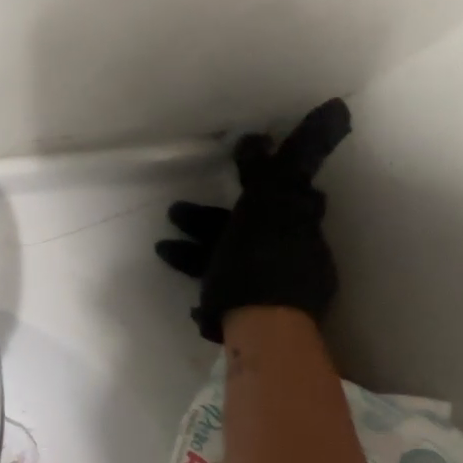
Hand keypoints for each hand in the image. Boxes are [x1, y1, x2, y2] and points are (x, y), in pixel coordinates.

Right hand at [156, 98, 352, 342]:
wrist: (261, 332)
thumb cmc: (259, 263)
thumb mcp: (264, 206)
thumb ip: (270, 170)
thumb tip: (281, 129)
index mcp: (297, 223)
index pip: (290, 183)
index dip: (274, 165)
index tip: (260, 148)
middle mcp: (294, 251)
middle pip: (251, 221)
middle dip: (215, 213)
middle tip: (175, 210)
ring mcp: (276, 283)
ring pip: (232, 252)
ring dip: (198, 244)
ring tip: (165, 248)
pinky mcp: (255, 310)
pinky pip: (225, 281)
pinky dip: (203, 271)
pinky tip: (184, 281)